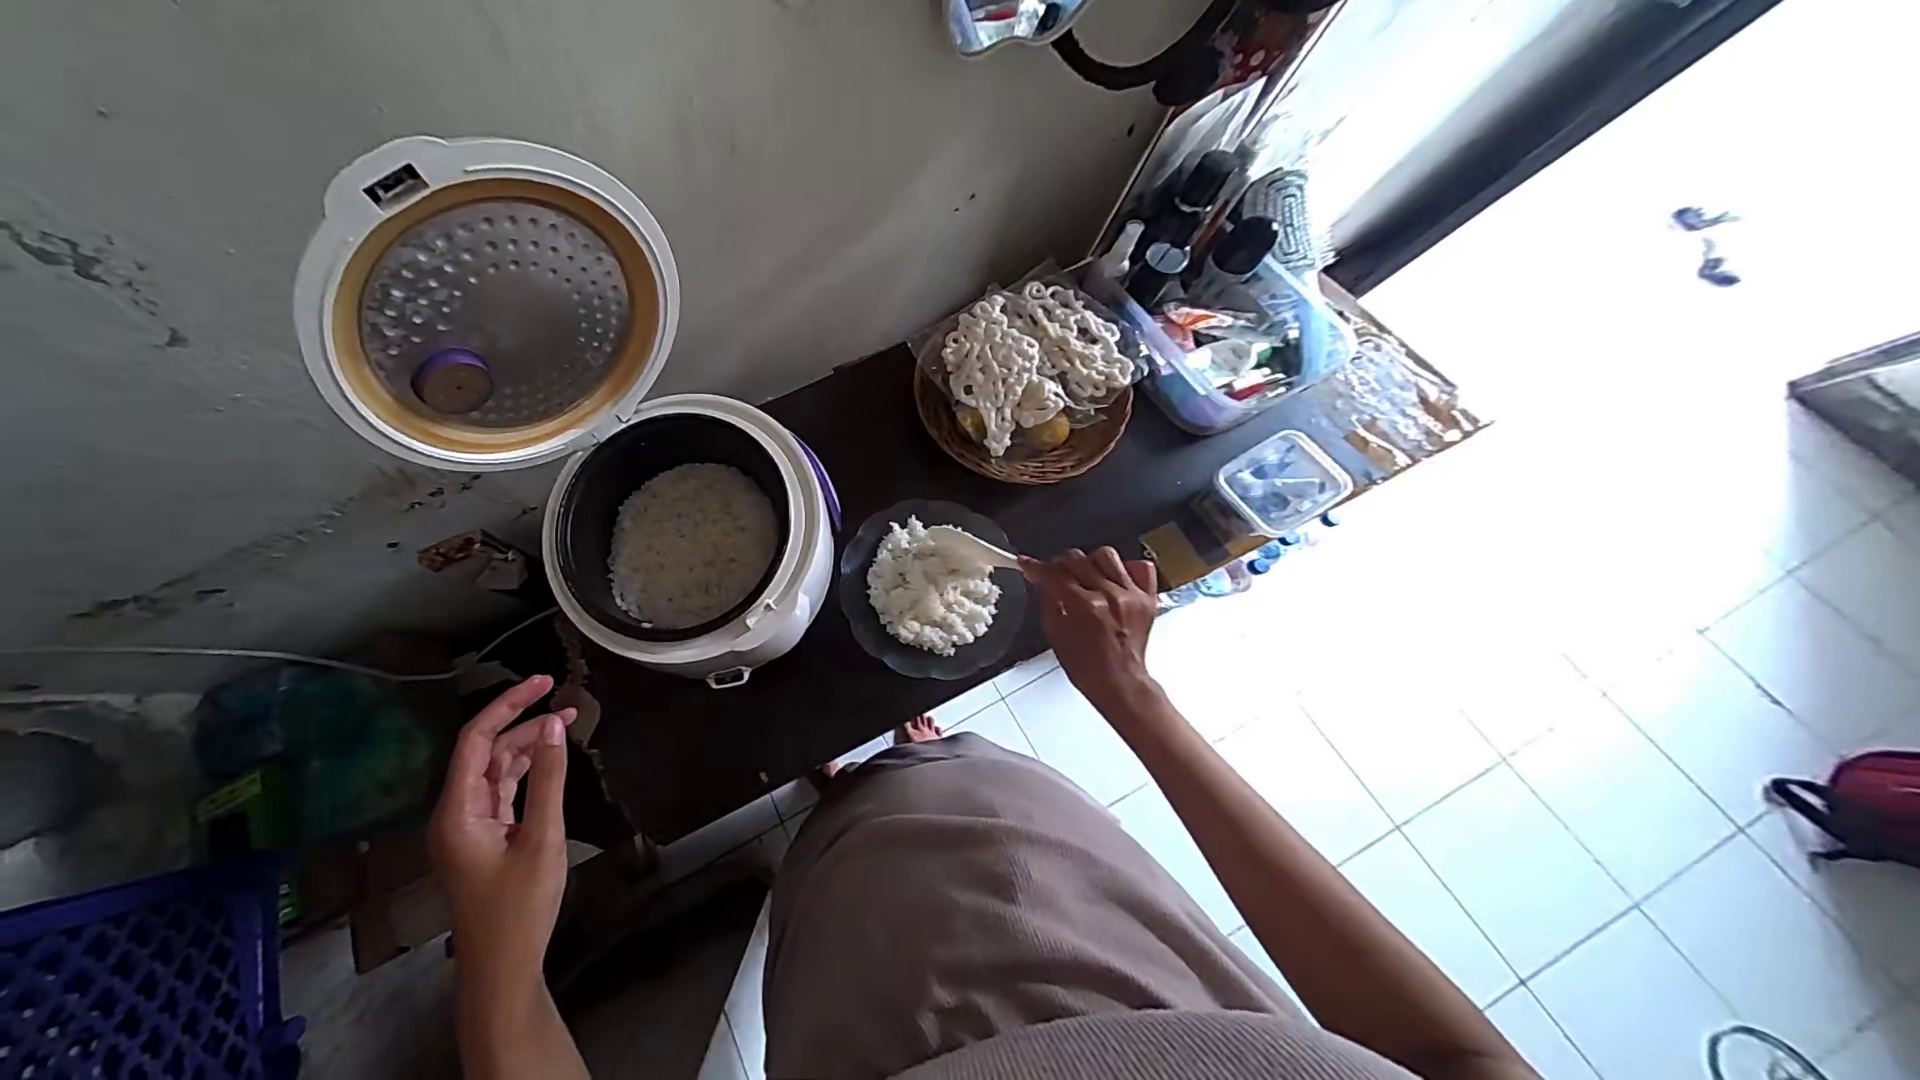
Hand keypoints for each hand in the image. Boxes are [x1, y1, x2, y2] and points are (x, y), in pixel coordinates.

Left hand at [429, 675, 574, 990]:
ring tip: (568, 723)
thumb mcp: (542, 837)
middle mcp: (456, 812)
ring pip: (497, 768)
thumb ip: (549, 778)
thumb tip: (555, 726)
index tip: (544, 682)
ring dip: (530, 744)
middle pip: (486, 751)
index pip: (476, 741)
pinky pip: (504, 788)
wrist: (503, 963)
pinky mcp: (486, 835)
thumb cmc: (520, 904)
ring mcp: (469, 825)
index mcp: (457, 811)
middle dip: (524, 722)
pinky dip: (529, 768)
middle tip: (568, 702)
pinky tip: (552, 757)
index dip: (508, 705)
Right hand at [1021, 548, 1160, 712]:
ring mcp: (1131, 596)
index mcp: (1085, 607)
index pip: (1054, 574)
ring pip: (1106, 555)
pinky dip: (1125, 568)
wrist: (1120, 683)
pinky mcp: (1147, 598)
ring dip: (1090, 562)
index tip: (1028, 564)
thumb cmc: (1088, 668)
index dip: (1035, 567)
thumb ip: (1048, 602)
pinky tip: (1114, 579)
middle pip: (1078, 559)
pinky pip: (1140, 567)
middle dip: (1059, 564)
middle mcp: (1110, 596)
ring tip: (1085, 575)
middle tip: (1055, 574)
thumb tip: (1041, 580)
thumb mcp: (1056, 635)